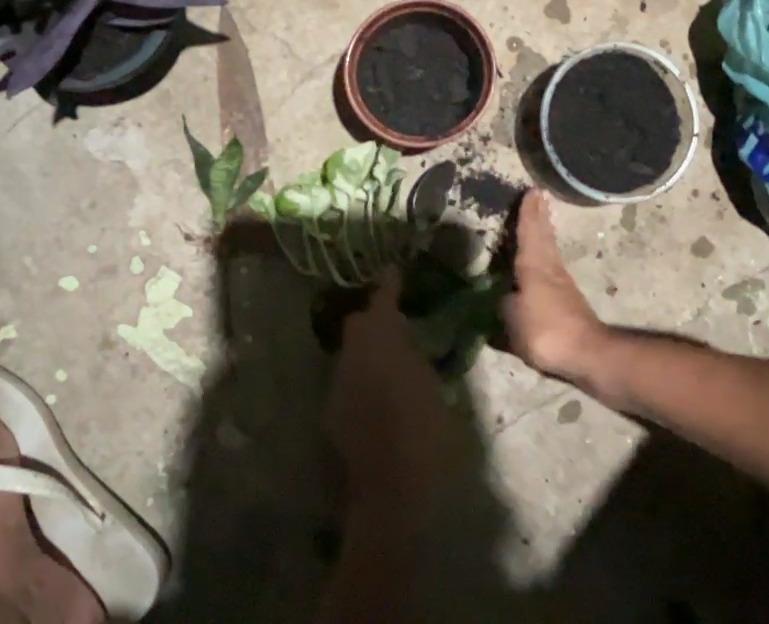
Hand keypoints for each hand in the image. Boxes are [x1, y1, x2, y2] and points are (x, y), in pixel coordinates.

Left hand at [325, 268, 450, 510]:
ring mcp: (337, 390)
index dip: (388, 286)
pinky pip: (347, 383)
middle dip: (374, 319)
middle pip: (357, 326)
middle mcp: (352, 360)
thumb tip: (413, 348)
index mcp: (382, 345)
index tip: (394, 270)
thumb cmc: (430, 438)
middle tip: (399, 320)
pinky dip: (362, 378)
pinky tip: (381, 394)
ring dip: (367, 350)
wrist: (394, 497)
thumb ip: (419, 362)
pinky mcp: (332, 418)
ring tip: (393, 358)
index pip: (380, 304)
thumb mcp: (436, 392)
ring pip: (350, 355)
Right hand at [501, 191, 609, 381]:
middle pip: (544, 236)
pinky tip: (544, 259)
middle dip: (539, 216)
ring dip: (545, 232)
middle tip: (539, 196)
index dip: (527, 213)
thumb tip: (506, 296)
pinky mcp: (567, 300)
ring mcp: (561, 283)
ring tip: (542, 218)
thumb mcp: (513, 319)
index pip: (528, 232)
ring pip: (550, 249)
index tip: (530, 191)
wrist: (585, 353)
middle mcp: (550, 268)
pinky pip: (552, 266)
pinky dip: (547, 253)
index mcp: (534, 266)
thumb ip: (506, 304)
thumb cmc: (546, 331)